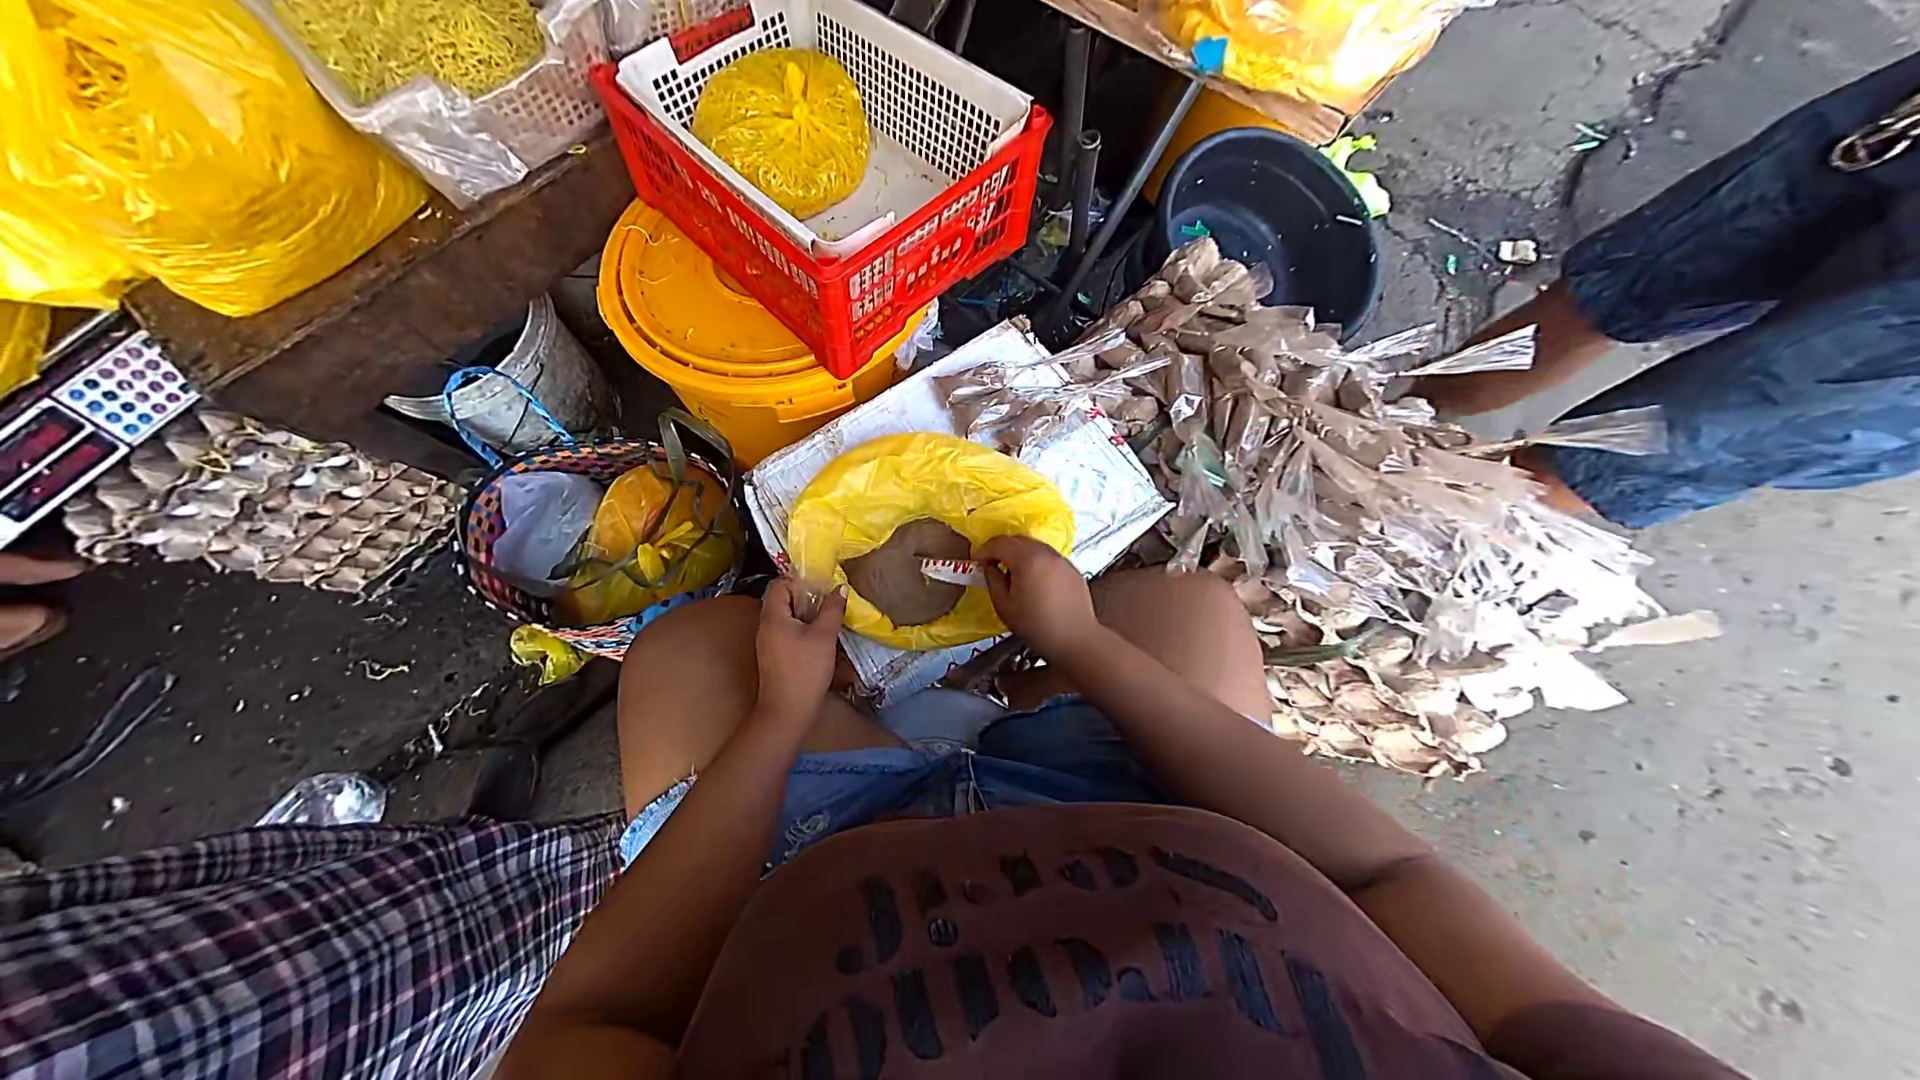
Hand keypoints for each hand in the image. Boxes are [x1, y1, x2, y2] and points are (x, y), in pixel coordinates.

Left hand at [752, 578, 845, 725]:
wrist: (787, 711)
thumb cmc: (805, 670)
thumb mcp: (824, 636)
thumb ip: (832, 609)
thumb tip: (840, 588)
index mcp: (772, 616)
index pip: (779, 584)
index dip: (799, 581)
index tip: (820, 590)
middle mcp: (765, 626)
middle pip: (780, 599)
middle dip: (805, 597)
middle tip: (827, 604)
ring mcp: (767, 642)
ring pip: (784, 616)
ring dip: (804, 614)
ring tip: (826, 621)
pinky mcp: (773, 655)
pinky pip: (785, 631)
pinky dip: (801, 629)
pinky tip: (818, 640)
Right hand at [977, 536, 1100, 662]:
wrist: (1076, 639)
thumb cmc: (1036, 626)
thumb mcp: (1004, 606)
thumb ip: (993, 581)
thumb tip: (989, 567)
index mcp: (1027, 560)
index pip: (1000, 543)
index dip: (985, 549)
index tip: (976, 559)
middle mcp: (1046, 554)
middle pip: (1019, 540)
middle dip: (1001, 548)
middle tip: (991, 562)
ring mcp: (1062, 560)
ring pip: (1035, 547)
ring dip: (1019, 553)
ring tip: (1011, 571)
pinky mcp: (1072, 569)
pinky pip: (1049, 557)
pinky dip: (1036, 561)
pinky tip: (1033, 579)